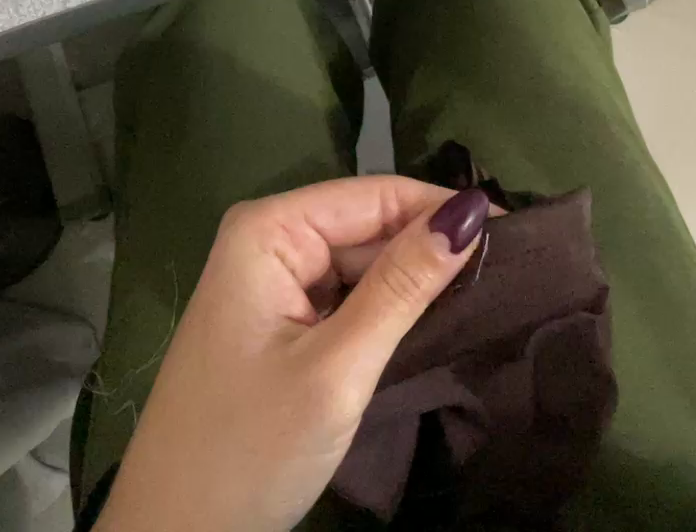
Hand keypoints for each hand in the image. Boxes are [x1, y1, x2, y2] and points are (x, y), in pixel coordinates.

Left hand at [94, 177, 490, 531]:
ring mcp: (271, 280)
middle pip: (367, 225)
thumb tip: (471, 213)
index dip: (443, 208)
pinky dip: (387, 307)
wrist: (174, 528)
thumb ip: (402, 286)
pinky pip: (344, 295)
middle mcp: (268, 239)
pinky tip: (436, 317)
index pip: (373, 196)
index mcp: (269, 230)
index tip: (521, 232)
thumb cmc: (251, 445)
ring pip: (360, 261)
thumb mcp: (337, 366)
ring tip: (493, 292)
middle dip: (432, 246)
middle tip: (517, 272)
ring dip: (415, 279)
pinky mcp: (279, 317)